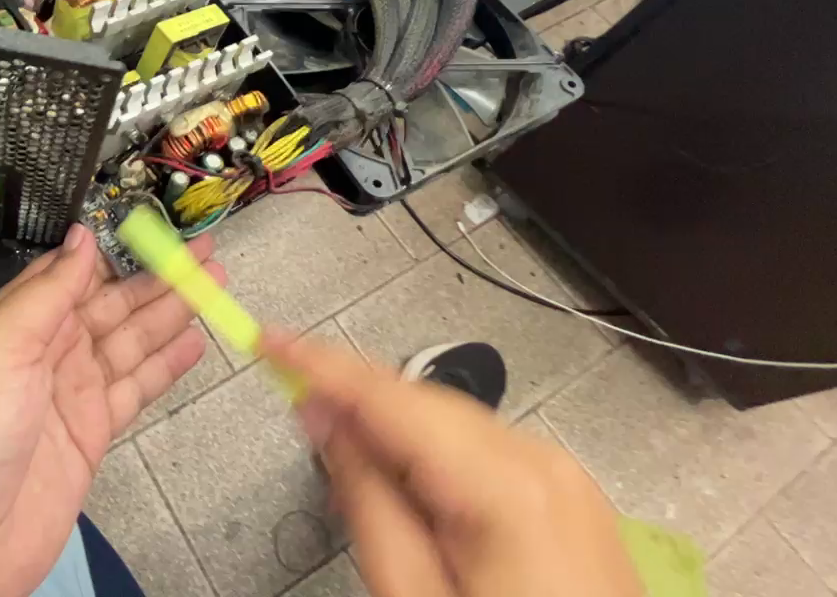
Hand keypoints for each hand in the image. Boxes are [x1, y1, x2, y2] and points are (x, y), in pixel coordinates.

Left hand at [0, 224, 222, 596]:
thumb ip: (46, 292)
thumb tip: (81, 236)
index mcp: (18, 321)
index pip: (74, 272)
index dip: (117, 250)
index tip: (156, 228)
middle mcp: (47, 349)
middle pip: (112, 303)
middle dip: (157, 277)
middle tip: (205, 253)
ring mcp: (72, 392)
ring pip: (131, 340)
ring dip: (170, 312)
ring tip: (213, 285)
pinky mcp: (92, 433)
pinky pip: (136, 387)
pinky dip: (165, 364)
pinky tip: (193, 342)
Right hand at [266, 334, 639, 596]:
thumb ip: (365, 495)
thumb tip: (325, 417)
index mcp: (506, 487)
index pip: (389, 396)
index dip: (319, 362)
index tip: (268, 339)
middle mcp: (543, 462)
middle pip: (419, 401)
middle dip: (351, 398)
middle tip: (295, 408)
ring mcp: (564, 479)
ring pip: (444, 419)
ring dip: (385, 426)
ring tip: (341, 455)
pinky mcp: (568, 498)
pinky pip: (476, 447)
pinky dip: (425, 449)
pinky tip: (398, 476)